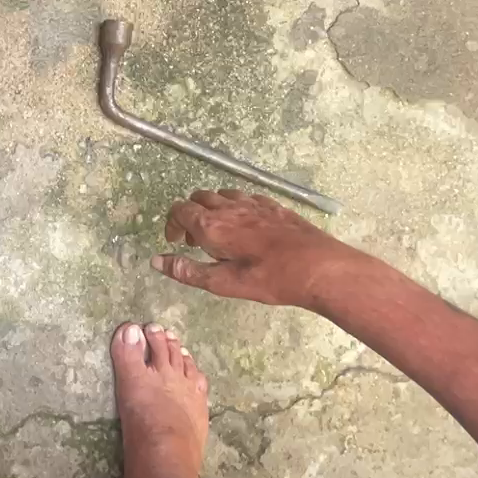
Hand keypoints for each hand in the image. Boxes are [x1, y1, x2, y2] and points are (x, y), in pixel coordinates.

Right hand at [150, 189, 366, 309]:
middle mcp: (228, 208)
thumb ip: (187, 271)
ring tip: (220, 231)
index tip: (175, 242)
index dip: (172, 224)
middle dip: (190, 214)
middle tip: (196, 240)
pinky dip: (236, 205)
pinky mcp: (274, 206)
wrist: (322, 268)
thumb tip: (156, 262)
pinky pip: (246, 196)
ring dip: (213, 208)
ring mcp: (253, 204)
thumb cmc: (269, 279)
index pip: (179, 210)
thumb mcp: (223, 283)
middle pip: (198, 198)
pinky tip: (247, 224)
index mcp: (211, 225)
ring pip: (221, 194)